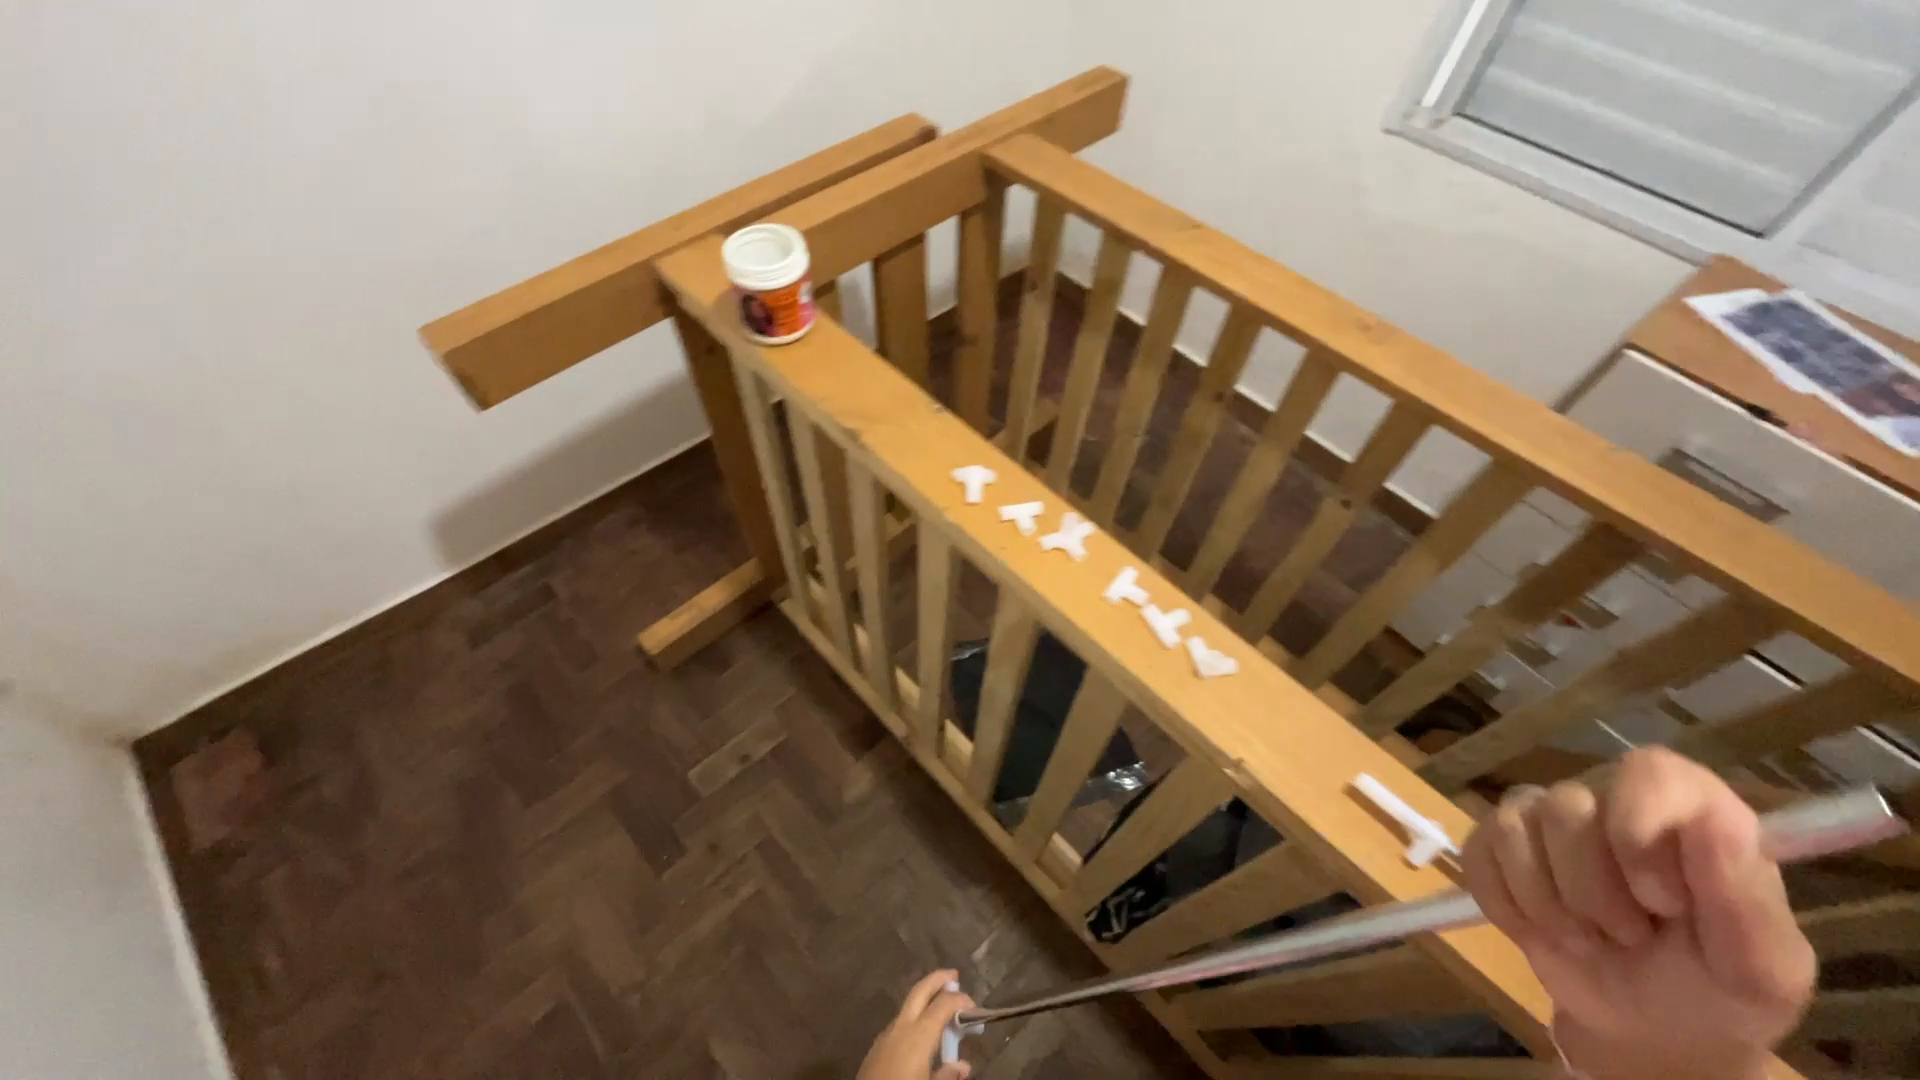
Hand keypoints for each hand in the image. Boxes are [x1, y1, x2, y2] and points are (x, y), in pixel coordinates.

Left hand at [856, 969, 974, 1079]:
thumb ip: (947, 1075)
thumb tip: (963, 1066)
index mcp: (919, 1035)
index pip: (943, 1004)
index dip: (961, 1000)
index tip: (974, 1007)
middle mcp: (902, 1026)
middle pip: (920, 991)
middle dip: (937, 979)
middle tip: (954, 975)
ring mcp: (886, 1034)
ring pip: (908, 1006)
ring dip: (925, 999)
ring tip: (941, 1007)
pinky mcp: (876, 1046)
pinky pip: (899, 1023)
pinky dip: (914, 1017)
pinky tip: (921, 1034)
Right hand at [1461, 748, 1814, 1079]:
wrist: (1647, 1028)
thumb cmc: (1717, 992)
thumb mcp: (1757, 967)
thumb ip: (1743, 894)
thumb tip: (1714, 817)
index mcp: (1685, 809)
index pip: (1646, 773)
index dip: (1639, 830)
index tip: (1661, 901)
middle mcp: (1608, 797)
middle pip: (1566, 806)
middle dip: (1591, 891)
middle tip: (1629, 936)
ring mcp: (1543, 817)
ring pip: (1514, 827)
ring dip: (1548, 904)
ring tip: (1586, 939)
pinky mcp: (1495, 844)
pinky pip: (1477, 852)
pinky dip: (1506, 904)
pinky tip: (1538, 930)